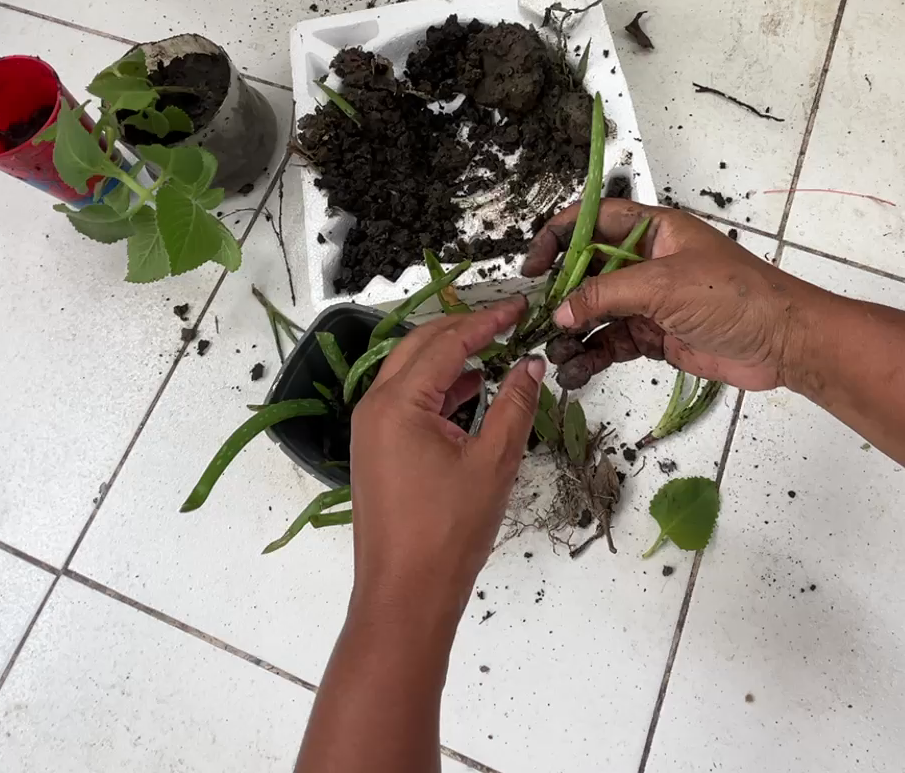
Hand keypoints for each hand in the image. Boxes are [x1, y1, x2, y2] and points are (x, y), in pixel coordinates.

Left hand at [348, 298, 544, 624]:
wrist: (404, 598)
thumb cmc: (448, 532)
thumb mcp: (493, 463)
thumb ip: (515, 405)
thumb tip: (532, 363)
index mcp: (397, 403)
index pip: (447, 344)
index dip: (486, 322)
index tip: (520, 307)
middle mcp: (375, 406)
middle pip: (421, 347)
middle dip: (464, 329)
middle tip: (507, 321)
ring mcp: (372, 428)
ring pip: (412, 371)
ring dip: (451, 355)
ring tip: (495, 347)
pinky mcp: (377, 449)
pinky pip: (409, 400)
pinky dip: (441, 387)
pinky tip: (473, 387)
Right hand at [521, 201, 822, 390]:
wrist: (783, 344)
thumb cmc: (733, 296)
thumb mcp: (664, 285)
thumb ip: (607, 294)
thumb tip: (560, 312)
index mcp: (652, 231)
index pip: (593, 221)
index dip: (559, 238)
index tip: (533, 266)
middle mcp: (646, 262)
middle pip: (588, 272)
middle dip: (563, 296)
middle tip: (540, 321)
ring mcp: (650, 301)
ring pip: (597, 312)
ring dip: (575, 332)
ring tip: (558, 354)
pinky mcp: (655, 335)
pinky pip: (613, 342)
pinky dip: (593, 356)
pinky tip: (577, 371)